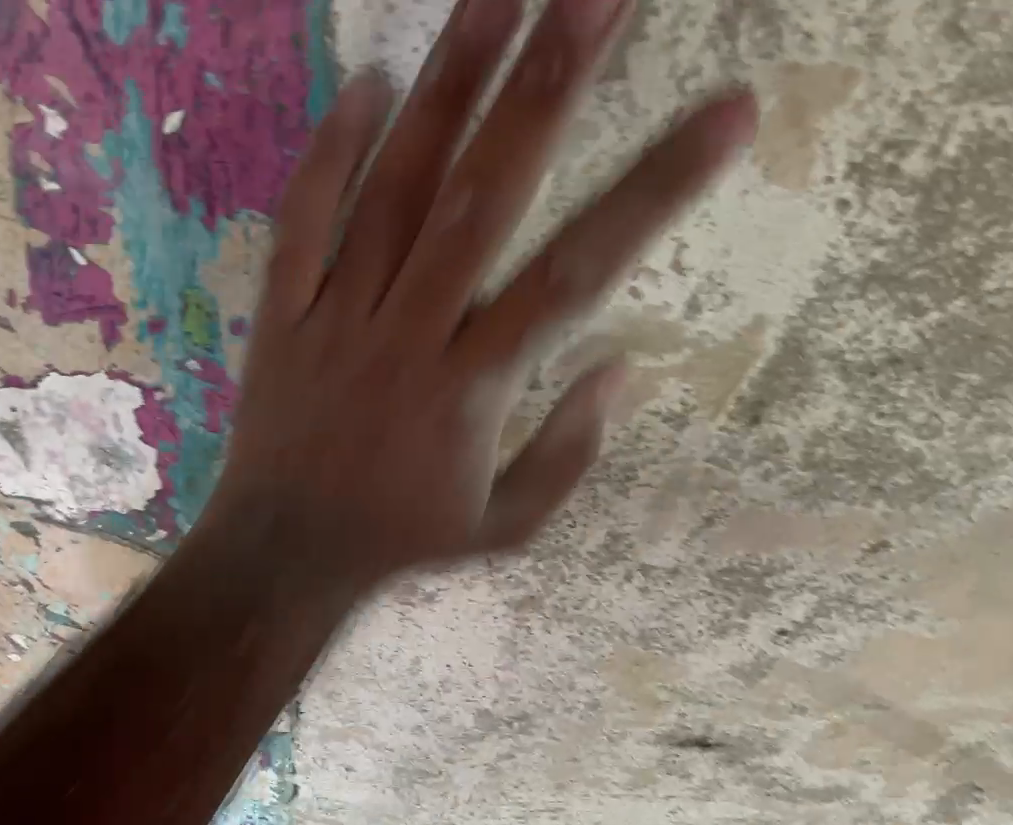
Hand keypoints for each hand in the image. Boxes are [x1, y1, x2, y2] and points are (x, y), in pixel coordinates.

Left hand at [201, 0, 756, 588]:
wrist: (283, 555)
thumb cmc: (400, 541)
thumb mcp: (503, 529)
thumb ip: (569, 454)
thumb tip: (625, 366)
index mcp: (473, 387)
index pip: (577, 272)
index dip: (654, 190)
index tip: (729, 110)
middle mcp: (408, 334)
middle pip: (484, 196)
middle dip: (546, 88)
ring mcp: (339, 318)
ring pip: (394, 190)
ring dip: (447, 87)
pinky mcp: (283, 317)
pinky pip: (302, 224)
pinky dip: (330, 154)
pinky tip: (366, 82)